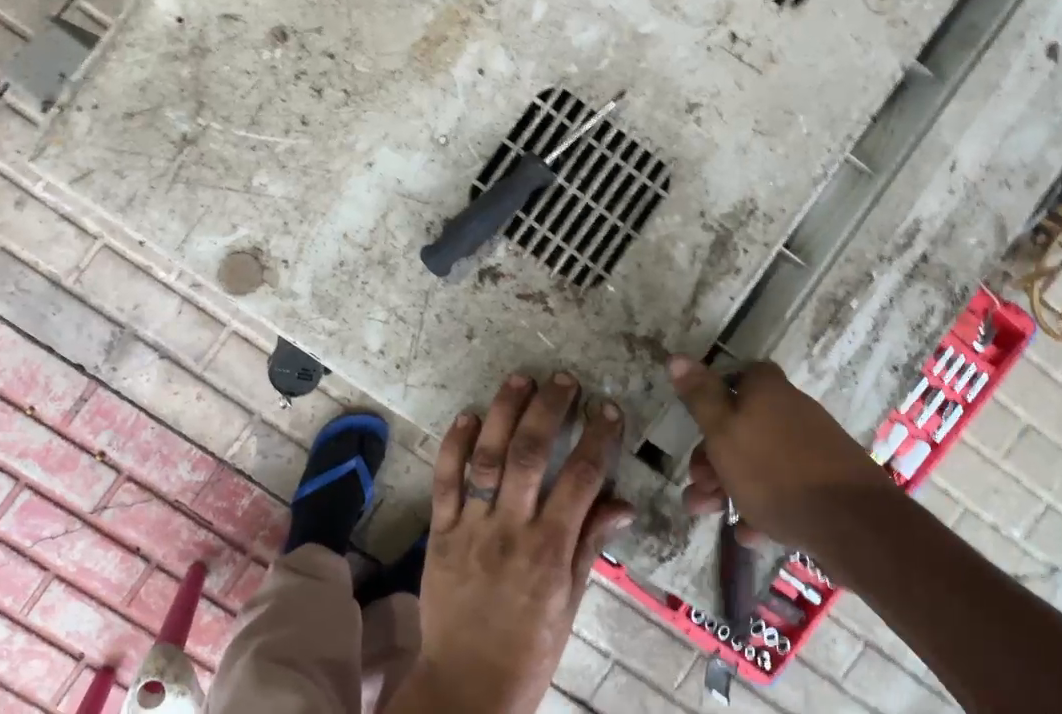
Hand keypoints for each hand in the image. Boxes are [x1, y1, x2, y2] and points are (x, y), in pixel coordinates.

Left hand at [397, 373, 633, 713]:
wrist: (468, 682)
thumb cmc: (530, 646)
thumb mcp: (571, 601)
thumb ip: (591, 545)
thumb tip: (622, 502)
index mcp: (550, 549)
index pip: (581, 479)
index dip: (597, 438)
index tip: (607, 409)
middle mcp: (510, 529)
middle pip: (529, 454)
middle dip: (548, 410)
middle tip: (564, 380)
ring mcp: (471, 527)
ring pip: (486, 457)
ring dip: (503, 412)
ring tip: (520, 380)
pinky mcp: (439, 531)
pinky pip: (446, 479)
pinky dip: (456, 444)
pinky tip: (468, 415)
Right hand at [671, 357, 891, 549]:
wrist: (854, 526)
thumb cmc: (774, 472)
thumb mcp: (723, 432)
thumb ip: (699, 397)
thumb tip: (676, 357)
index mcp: (768, 391)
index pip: (739, 376)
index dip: (714, 396)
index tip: (697, 424)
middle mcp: (793, 412)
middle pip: (743, 426)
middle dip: (712, 457)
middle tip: (697, 484)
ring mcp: (813, 450)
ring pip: (760, 462)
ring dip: (730, 487)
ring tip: (709, 514)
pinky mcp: (827, 485)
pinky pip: (785, 490)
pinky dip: (763, 508)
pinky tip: (750, 534)